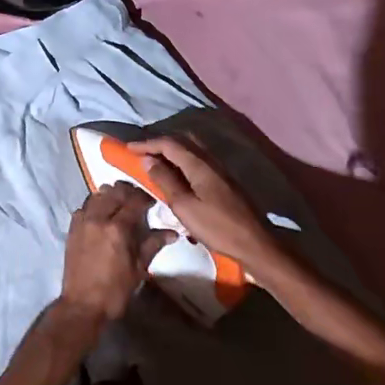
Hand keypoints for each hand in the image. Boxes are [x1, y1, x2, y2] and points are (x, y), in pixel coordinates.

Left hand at [61, 182, 175, 322]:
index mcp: (117, 228)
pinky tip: (100, 214)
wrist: (83, 303)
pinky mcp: (71, 229)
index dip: (144, 198)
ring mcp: (82, 222)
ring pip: (95, 197)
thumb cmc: (116, 289)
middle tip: (137, 199)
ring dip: (108, 195)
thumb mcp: (139, 268)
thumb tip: (172, 232)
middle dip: (127, 192)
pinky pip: (83, 208)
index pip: (133, 202)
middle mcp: (98, 219)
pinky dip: (93, 205)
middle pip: (113, 193)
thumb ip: (153, 245)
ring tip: (119, 203)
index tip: (152, 201)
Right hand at [129, 136, 283, 269]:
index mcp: (200, 165)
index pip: (169, 144)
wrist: (256, 244)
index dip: (147, 143)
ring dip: (172, 151)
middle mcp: (211, 162)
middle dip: (160, 142)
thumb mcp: (184, 206)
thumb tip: (147, 160)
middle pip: (183, 141)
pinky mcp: (225, 181)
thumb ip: (165, 181)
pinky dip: (182, 161)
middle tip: (141, 152)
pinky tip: (176, 174)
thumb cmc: (217, 227)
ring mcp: (221, 171)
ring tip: (154, 162)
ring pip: (193, 150)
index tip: (128, 149)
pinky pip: (199, 161)